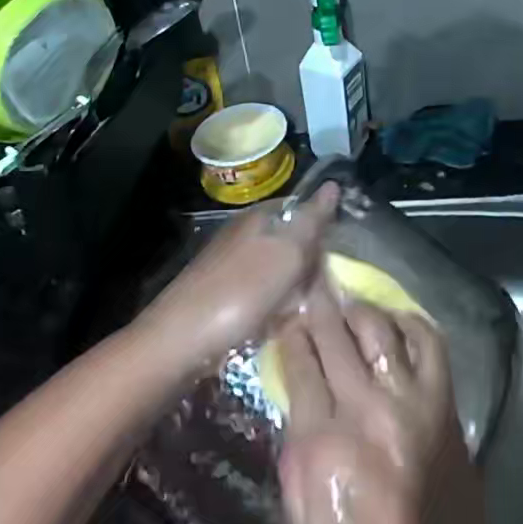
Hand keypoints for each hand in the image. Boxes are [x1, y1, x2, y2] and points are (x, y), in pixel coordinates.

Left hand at [136, 183, 338, 378]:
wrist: (180, 339)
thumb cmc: (241, 291)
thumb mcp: (286, 251)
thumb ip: (312, 219)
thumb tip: (333, 184)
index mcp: (262, 215)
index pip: (305, 207)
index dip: (325, 228)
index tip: (342, 256)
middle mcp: (247, 231)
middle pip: (295, 241)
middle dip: (310, 264)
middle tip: (322, 289)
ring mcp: (233, 261)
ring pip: (281, 270)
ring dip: (294, 290)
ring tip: (301, 310)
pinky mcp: (225, 291)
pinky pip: (264, 293)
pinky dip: (274, 307)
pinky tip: (277, 323)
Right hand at [274, 289, 487, 523]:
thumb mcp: (302, 495)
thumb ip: (299, 432)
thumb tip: (298, 382)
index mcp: (322, 442)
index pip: (299, 364)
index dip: (290, 335)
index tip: (287, 320)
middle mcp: (366, 411)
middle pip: (336, 338)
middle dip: (319, 308)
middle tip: (312, 289)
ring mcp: (410, 403)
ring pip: (379, 329)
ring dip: (360, 310)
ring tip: (349, 304)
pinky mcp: (444, 405)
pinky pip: (429, 344)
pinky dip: (410, 323)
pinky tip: (395, 319)